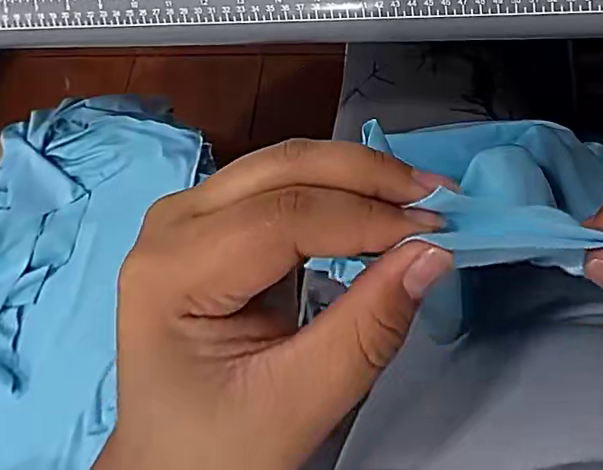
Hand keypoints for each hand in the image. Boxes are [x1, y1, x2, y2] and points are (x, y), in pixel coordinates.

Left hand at [98, 139, 454, 469]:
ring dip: (357, 173)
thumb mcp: (291, 408)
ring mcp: (189, 210)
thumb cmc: (213, 448)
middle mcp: (173, 221)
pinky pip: (283, 179)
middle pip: (285, 168)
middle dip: (368, 175)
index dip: (366, 216)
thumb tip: (430, 255)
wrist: (166, 461)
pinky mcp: (213, 213)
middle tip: (436, 195)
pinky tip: (376, 201)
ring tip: (416, 195)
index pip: (285, 216)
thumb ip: (365, 330)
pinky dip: (338, 185)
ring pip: (287, 162)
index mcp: (171, 270)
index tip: (433, 229)